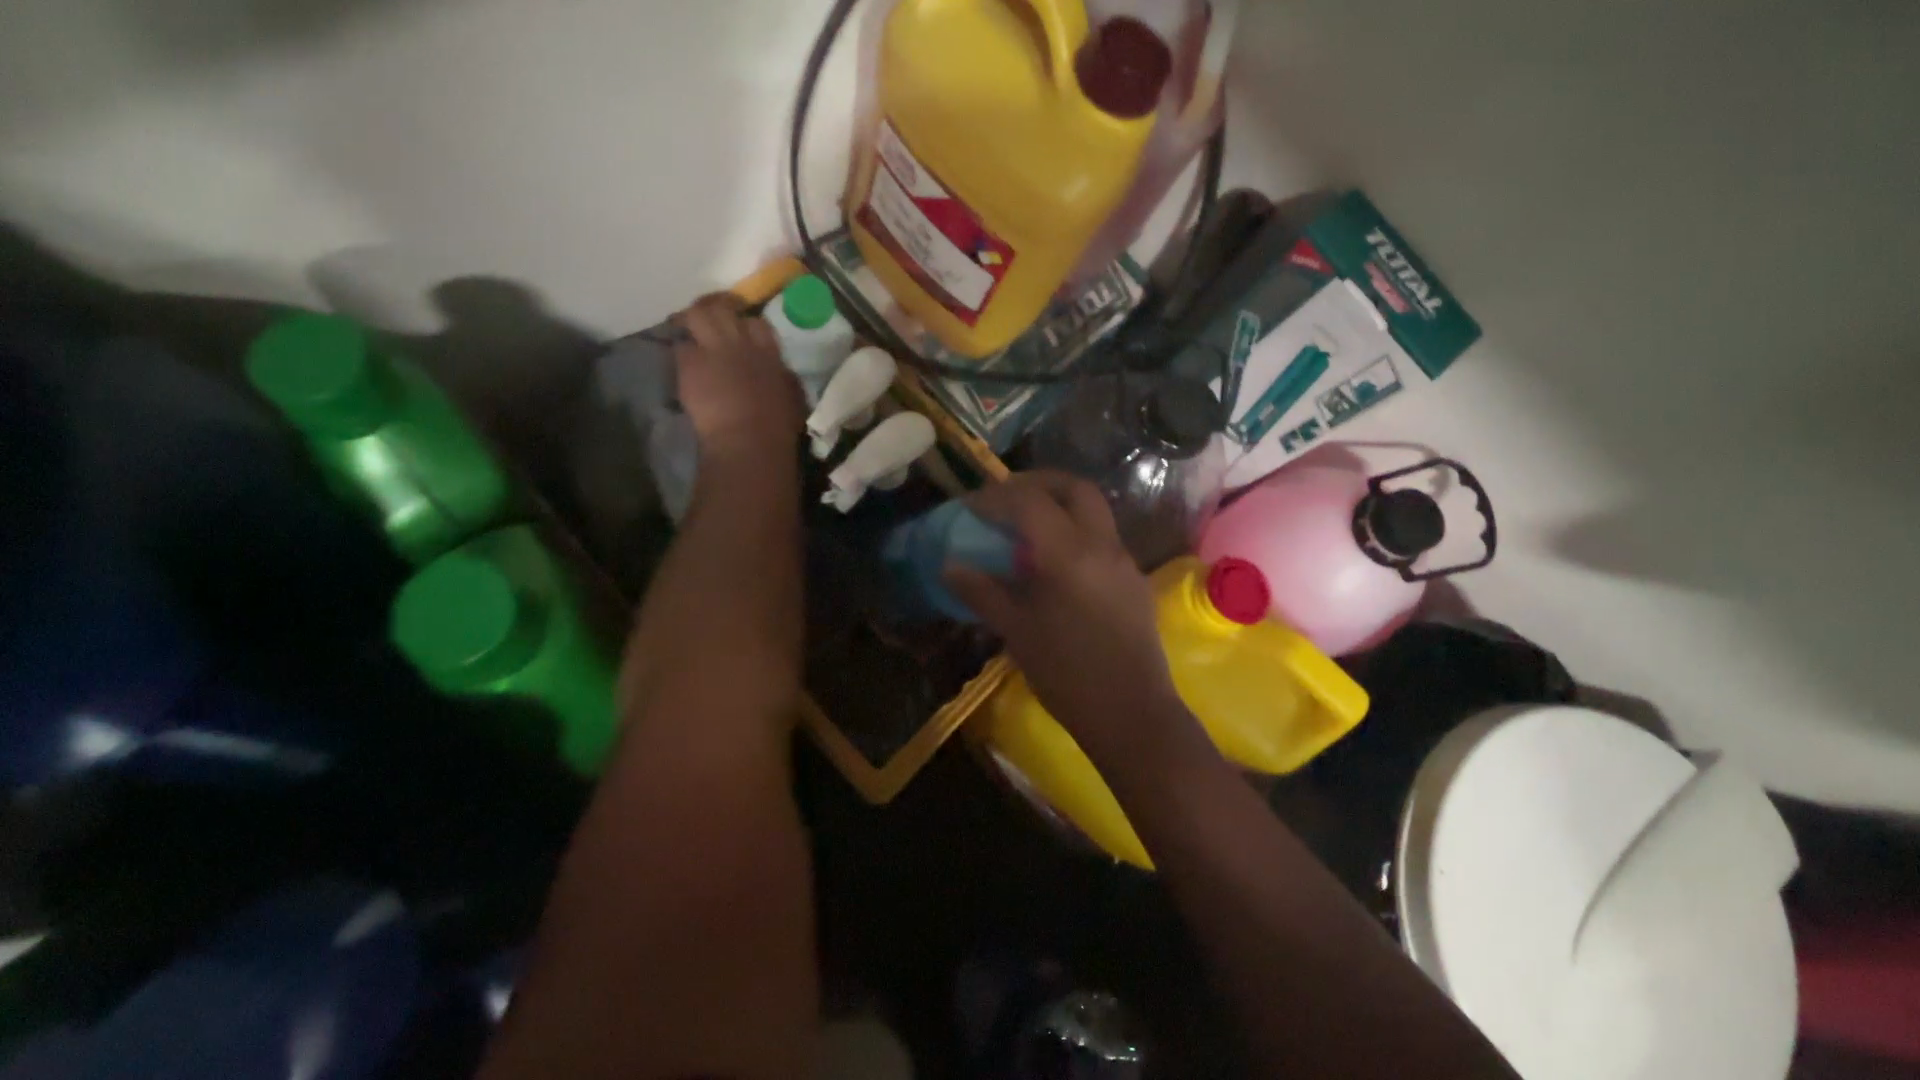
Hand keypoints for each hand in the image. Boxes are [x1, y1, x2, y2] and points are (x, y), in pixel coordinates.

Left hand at [673, 294, 802, 461]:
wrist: (746, 441)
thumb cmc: (776, 427)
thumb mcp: (792, 397)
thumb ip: (782, 376)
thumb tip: (778, 370)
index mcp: (768, 352)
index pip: (755, 323)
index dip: (746, 323)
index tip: (743, 329)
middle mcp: (740, 343)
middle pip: (722, 308)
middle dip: (716, 306)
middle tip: (712, 314)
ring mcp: (712, 350)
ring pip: (697, 315)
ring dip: (692, 319)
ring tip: (690, 327)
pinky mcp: (689, 365)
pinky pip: (680, 346)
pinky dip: (682, 352)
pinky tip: (684, 362)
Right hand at [945, 472, 1188, 756]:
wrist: (1132, 714)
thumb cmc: (1067, 675)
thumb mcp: (1017, 632)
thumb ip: (983, 592)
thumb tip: (950, 565)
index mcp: (1069, 554)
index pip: (1029, 501)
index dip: (995, 497)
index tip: (970, 507)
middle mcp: (1102, 545)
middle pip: (1073, 488)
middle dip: (1037, 484)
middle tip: (1005, 499)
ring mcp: (1125, 562)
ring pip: (1094, 512)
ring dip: (1059, 507)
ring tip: (1025, 531)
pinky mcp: (1135, 582)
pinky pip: (1103, 539)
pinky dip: (1076, 534)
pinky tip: (1055, 566)